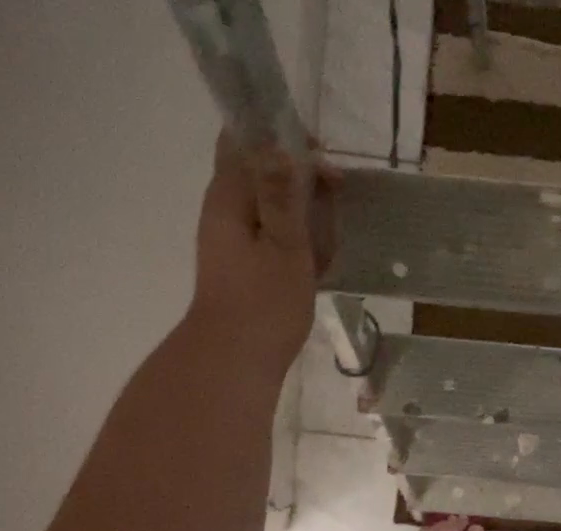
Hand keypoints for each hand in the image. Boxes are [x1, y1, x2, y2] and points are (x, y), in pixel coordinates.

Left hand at [188, 133, 341, 362]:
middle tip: (336, 196)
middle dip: (301, 179)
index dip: (281, 137)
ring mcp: (232, 242)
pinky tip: (319, 262)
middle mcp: (224, 212)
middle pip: (262, 173)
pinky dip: (298, 242)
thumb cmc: (263, 304)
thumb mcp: (284, 245)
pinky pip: (274, 239)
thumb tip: (278, 146)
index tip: (319, 156)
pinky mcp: (243, 268)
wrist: (234, 362)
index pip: (243, 141)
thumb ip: (282, 194)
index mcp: (229, 198)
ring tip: (330, 238)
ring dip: (304, 214)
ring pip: (272, 208)